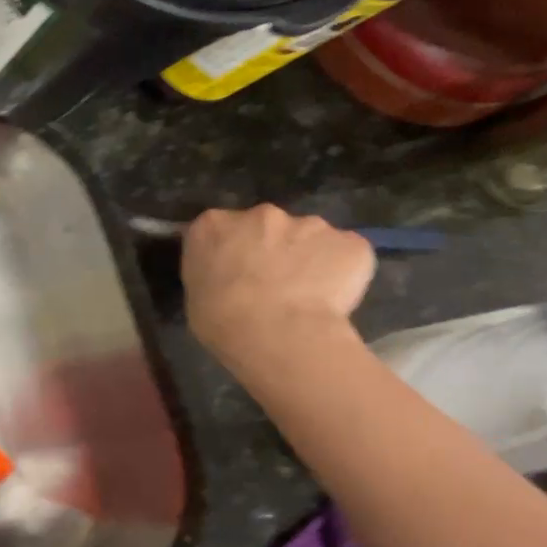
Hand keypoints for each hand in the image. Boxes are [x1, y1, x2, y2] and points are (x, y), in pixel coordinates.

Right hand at [183, 205, 375, 371]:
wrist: (276, 332)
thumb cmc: (220, 318)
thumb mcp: (195, 292)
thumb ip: (213, 270)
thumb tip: (230, 273)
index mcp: (213, 225)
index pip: (217, 229)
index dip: (226, 250)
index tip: (229, 270)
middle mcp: (262, 214)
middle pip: (266, 225)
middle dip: (268, 246)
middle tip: (268, 281)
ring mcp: (311, 224)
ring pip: (309, 237)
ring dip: (305, 256)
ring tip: (303, 292)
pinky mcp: (351, 242)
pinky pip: (344, 252)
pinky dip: (340, 269)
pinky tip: (330, 296)